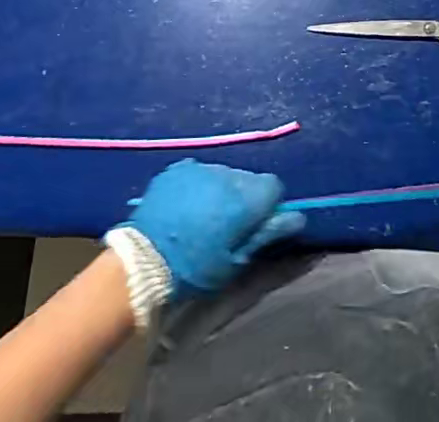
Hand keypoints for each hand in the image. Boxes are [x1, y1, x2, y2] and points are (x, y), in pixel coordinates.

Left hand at [123, 159, 305, 293]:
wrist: (140, 264)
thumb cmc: (194, 269)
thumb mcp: (236, 260)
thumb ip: (268, 233)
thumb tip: (298, 217)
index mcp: (246, 197)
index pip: (273, 186)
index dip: (267, 205)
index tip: (253, 224)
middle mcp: (228, 174)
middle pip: (248, 179)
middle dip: (243, 196)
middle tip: (226, 224)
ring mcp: (200, 168)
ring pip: (224, 174)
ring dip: (220, 190)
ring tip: (202, 215)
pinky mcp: (176, 169)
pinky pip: (198, 172)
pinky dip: (198, 185)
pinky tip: (185, 205)